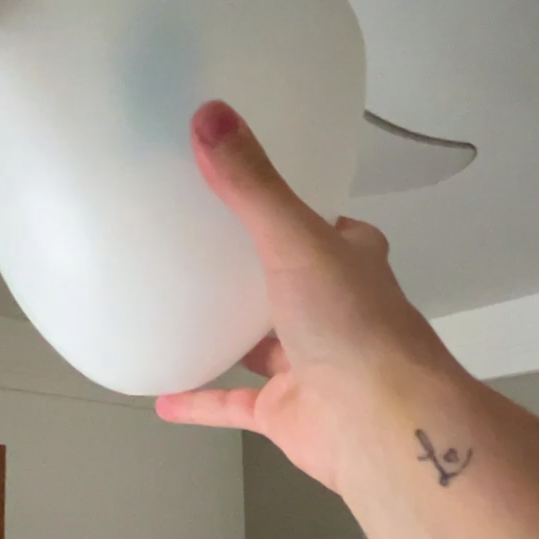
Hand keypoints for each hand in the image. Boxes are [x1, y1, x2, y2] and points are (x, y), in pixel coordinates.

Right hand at [156, 101, 467, 493]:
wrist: (378, 421)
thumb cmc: (350, 323)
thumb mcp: (296, 240)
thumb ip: (252, 187)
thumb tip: (208, 116)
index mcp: (347, 264)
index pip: (320, 228)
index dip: (288, 210)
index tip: (244, 192)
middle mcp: (331, 313)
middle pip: (284, 285)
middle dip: (248, 272)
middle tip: (192, 249)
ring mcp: (306, 366)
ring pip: (256, 347)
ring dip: (223, 336)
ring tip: (172, 314)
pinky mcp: (283, 412)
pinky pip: (230, 404)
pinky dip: (198, 401)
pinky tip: (161, 396)